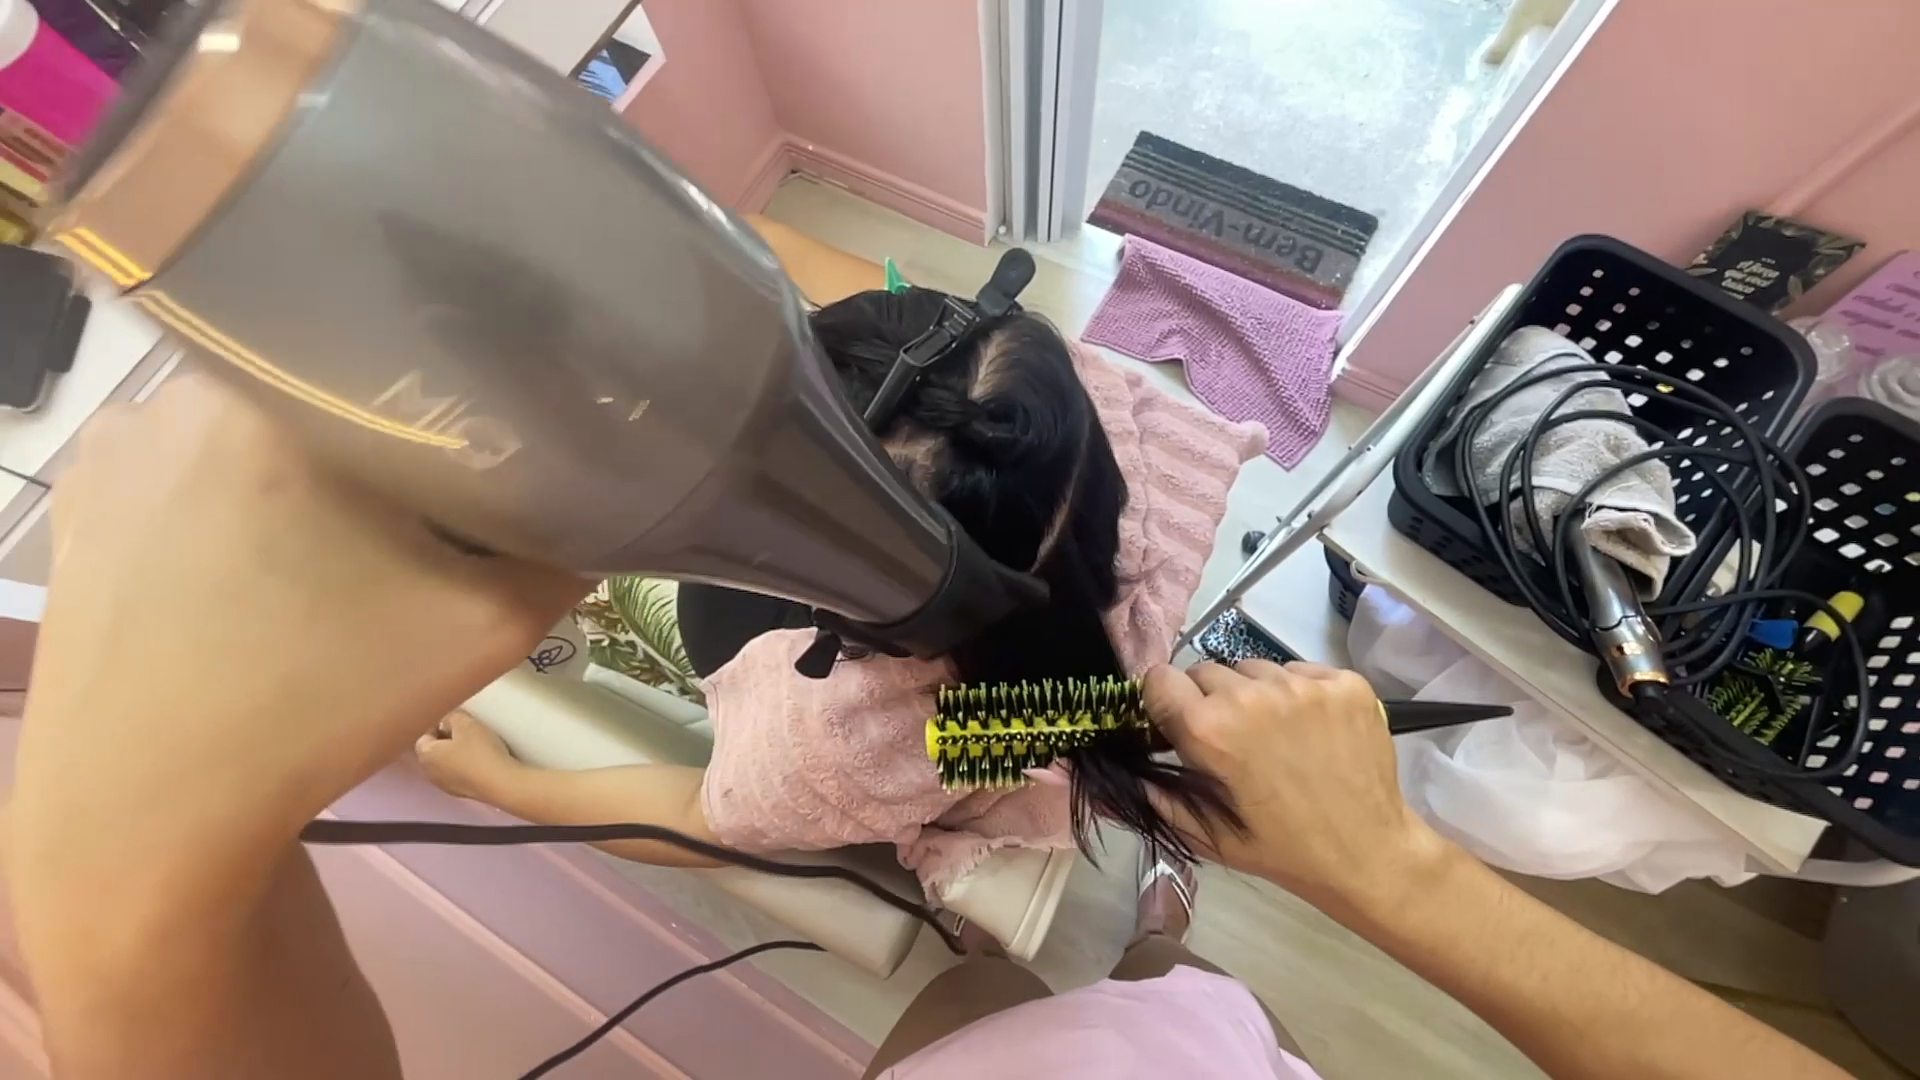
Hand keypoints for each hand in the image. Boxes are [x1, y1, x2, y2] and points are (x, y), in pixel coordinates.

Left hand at [10, 376, 587, 930]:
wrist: (156, 813)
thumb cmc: (334, 700)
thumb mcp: (499, 623)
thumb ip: (573, 552)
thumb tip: (603, 513)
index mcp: (288, 410)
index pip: (430, 374)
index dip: (490, 413)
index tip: (522, 459)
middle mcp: (187, 399)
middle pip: (356, 397)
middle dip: (421, 445)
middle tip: (461, 507)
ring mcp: (125, 445)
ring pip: (289, 424)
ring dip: (346, 463)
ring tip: (381, 532)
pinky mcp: (93, 497)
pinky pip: (220, 458)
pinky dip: (274, 485)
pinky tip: (296, 551)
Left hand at [417, 711, 520, 800]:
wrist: (499, 782)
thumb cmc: (480, 751)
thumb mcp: (468, 725)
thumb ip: (453, 717)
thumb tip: (445, 720)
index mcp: (425, 754)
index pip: (424, 735)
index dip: (439, 725)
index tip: (457, 720)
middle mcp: (428, 772)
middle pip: (434, 751)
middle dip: (447, 741)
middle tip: (468, 732)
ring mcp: (443, 785)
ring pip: (445, 764)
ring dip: (456, 756)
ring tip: (477, 748)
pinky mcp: (459, 793)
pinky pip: (458, 775)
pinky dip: (465, 768)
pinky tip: (481, 764)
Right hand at [1142, 659, 1451, 916]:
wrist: (1371, 855)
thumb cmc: (1280, 848)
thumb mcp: (1205, 834)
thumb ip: (1153, 796)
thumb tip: (1109, 780)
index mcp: (1209, 730)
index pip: (1159, 678)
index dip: (1166, 702)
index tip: (1180, 725)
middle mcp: (1250, 695)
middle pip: (1205, 670)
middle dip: (1210, 700)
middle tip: (1234, 740)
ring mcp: (1301, 685)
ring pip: (1252, 668)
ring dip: (1253, 694)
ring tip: (1276, 735)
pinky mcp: (1343, 682)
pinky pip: (1297, 670)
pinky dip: (1297, 693)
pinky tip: (1310, 729)